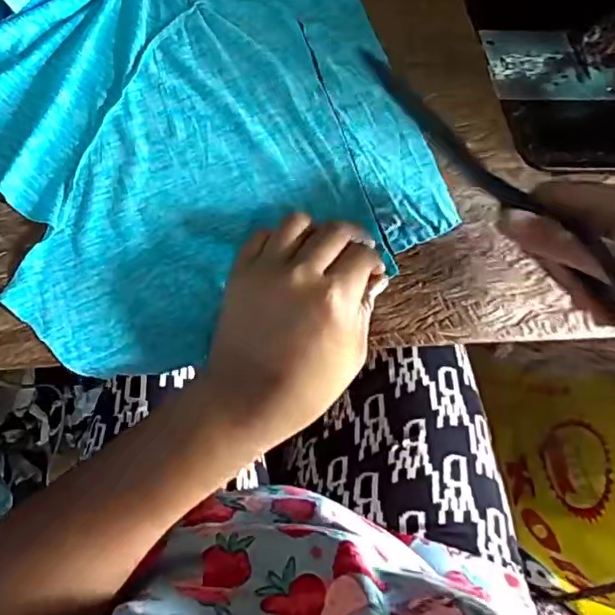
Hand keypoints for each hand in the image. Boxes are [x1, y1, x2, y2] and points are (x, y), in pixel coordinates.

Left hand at [193, 213, 387, 450]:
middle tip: (352, 251)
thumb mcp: (352, 352)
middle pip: (335, 230)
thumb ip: (363, 309)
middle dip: (352, 237)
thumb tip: (371, 278)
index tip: (371, 271)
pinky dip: (278, 239)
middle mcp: (302, 273)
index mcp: (334, 296)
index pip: (363, 254)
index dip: (373, 260)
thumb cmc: (308, 385)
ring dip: (314, 231)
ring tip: (317, 248)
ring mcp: (267, 267)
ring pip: (297, 221)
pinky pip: (262, 234)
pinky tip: (286, 256)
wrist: (248, 394)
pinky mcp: (241, 269)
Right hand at [498, 181, 614, 376]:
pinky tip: (612, 312)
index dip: (534, 222)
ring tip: (601, 311)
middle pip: (561, 223)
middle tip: (579, 296)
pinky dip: (596, 290)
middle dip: (561, 261)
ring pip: (576, 250)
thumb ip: (562, 244)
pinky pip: (598, 268)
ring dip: (578, 282)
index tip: (539, 260)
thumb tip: (504, 217)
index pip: (553, 194)